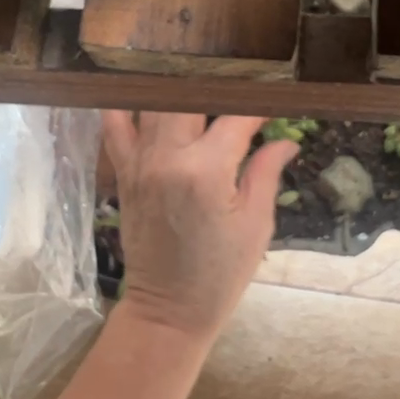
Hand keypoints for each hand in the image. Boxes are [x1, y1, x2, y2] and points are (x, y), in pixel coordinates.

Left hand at [100, 111, 299, 342]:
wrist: (168, 310)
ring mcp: (140, 162)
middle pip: (190, 98)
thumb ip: (266, 172)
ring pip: (153, 104)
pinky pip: (113, 127)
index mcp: (206, 171)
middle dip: (217, 90)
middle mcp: (167, 157)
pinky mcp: (124, 172)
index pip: (236, 118)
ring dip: (178, 92)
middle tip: (238, 94)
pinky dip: (124, 106)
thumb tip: (286, 139)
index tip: (275, 101)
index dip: (258, 106)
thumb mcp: (255, 225)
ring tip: (201, 88)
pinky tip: (142, 94)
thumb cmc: (220, 274)